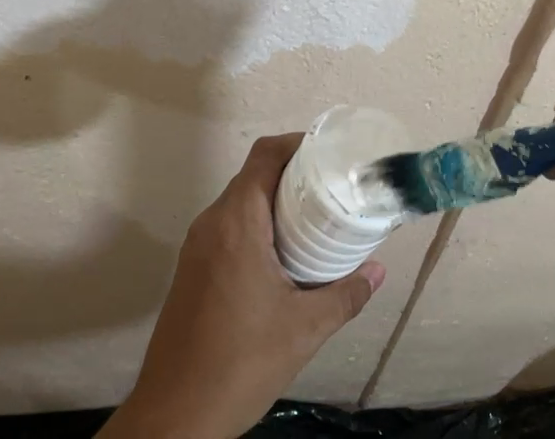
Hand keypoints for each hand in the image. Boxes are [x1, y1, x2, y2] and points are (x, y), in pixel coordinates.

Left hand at [99, 134, 384, 438]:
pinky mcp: (192, 269)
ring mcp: (196, 246)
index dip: (297, 144)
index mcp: (236, 223)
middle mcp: (211, 223)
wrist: (176, 413)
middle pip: (254, 176)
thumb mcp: (305, 328)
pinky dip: (258, 226)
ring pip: (240, 203)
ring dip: (275, 203)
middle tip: (334, 189)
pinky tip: (285, 256)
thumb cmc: (242, 361)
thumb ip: (346, 294)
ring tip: (316, 221)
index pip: (264, 155)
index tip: (331, 154)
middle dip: (294, 175)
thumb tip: (378, 271)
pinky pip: (228, 228)